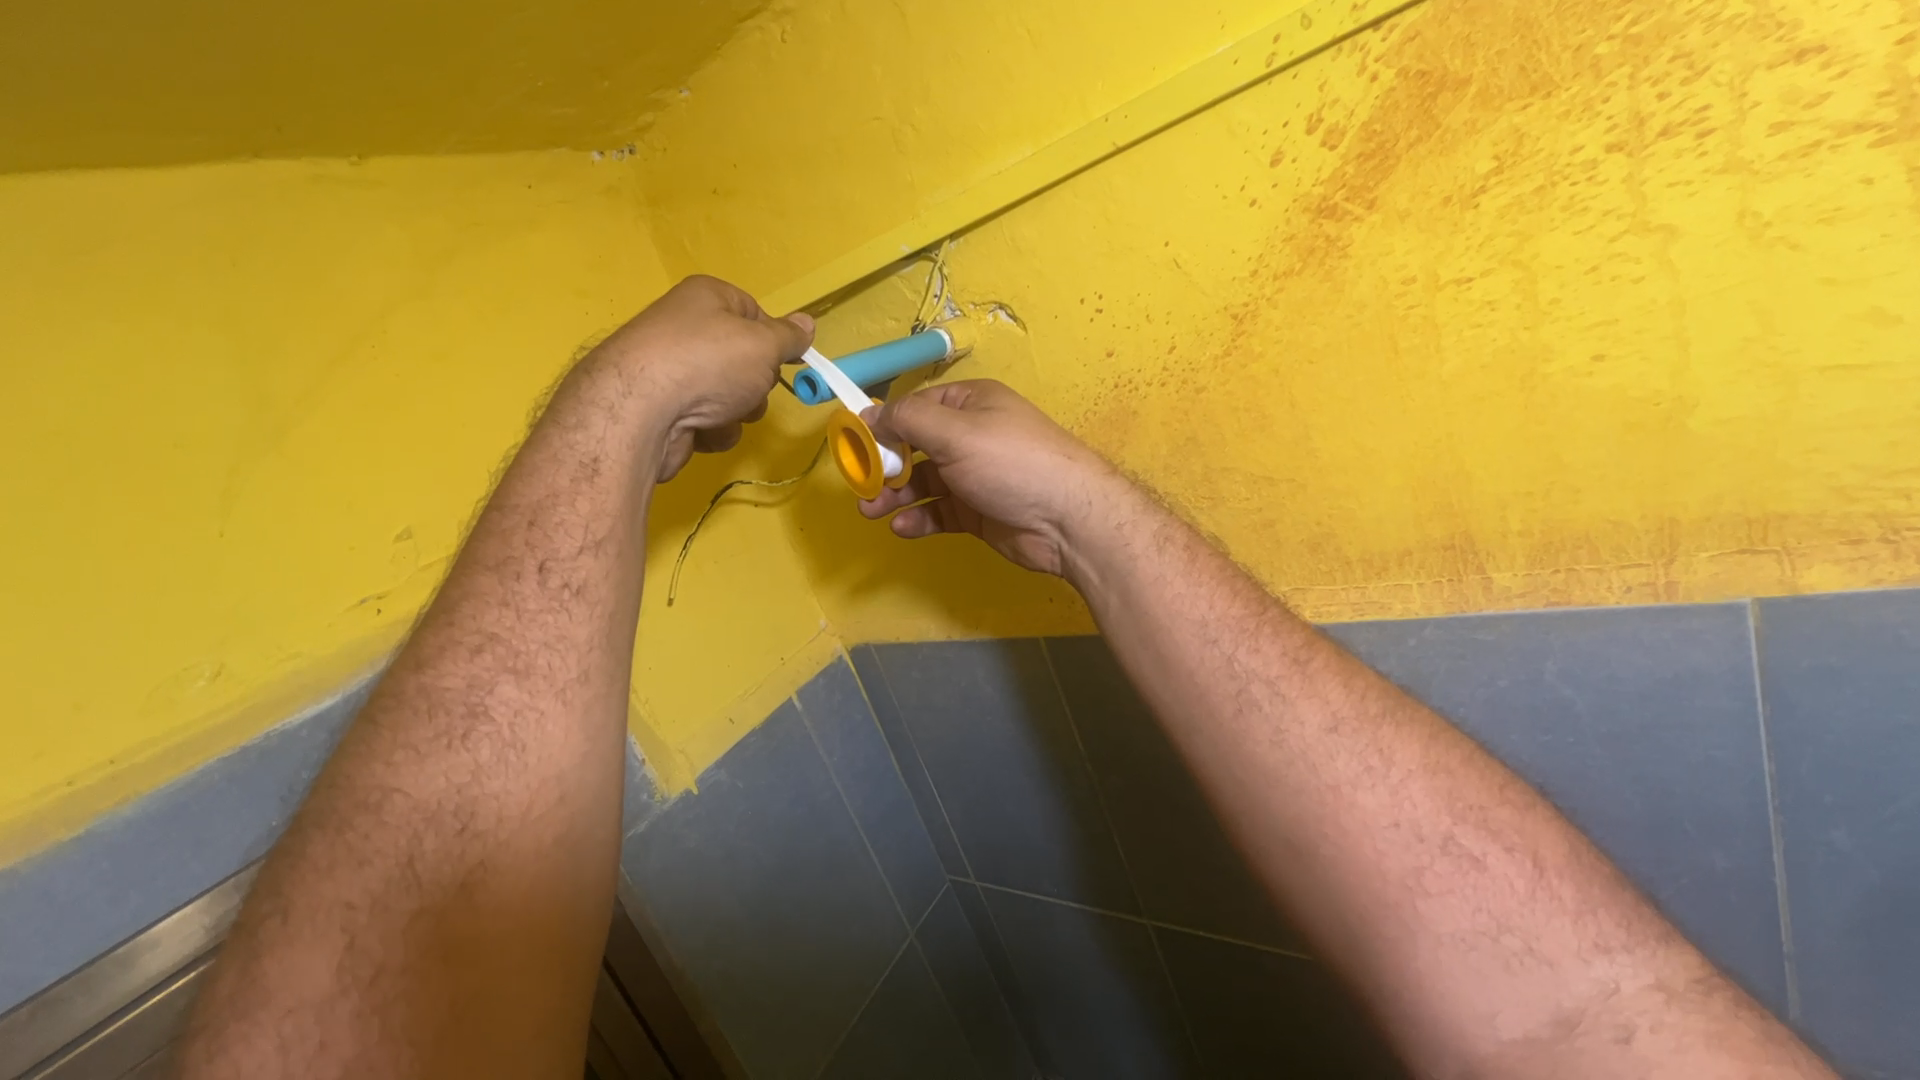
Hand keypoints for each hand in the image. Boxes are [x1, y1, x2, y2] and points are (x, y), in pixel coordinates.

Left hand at [586, 275, 813, 481]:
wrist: (641, 411)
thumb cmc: (709, 363)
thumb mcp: (764, 344)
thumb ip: (789, 337)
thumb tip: (807, 323)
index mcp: (707, 298)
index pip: (755, 313)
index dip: (773, 339)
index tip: (787, 360)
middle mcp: (687, 329)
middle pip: (745, 360)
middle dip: (756, 383)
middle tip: (751, 388)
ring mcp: (673, 372)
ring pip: (731, 396)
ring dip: (737, 411)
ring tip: (721, 413)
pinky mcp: (666, 411)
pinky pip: (709, 421)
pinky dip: (713, 429)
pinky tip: (700, 429)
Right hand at [859, 380, 1129, 576]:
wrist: (1068, 520)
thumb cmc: (1010, 463)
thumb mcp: (955, 432)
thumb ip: (907, 421)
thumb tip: (869, 413)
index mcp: (970, 404)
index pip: (916, 407)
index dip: (885, 424)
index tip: (855, 444)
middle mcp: (971, 437)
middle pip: (915, 447)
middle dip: (886, 466)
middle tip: (862, 487)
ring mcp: (975, 477)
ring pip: (923, 483)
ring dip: (896, 496)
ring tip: (873, 512)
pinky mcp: (978, 513)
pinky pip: (939, 511)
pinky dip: (919, 518)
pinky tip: (904, 527)